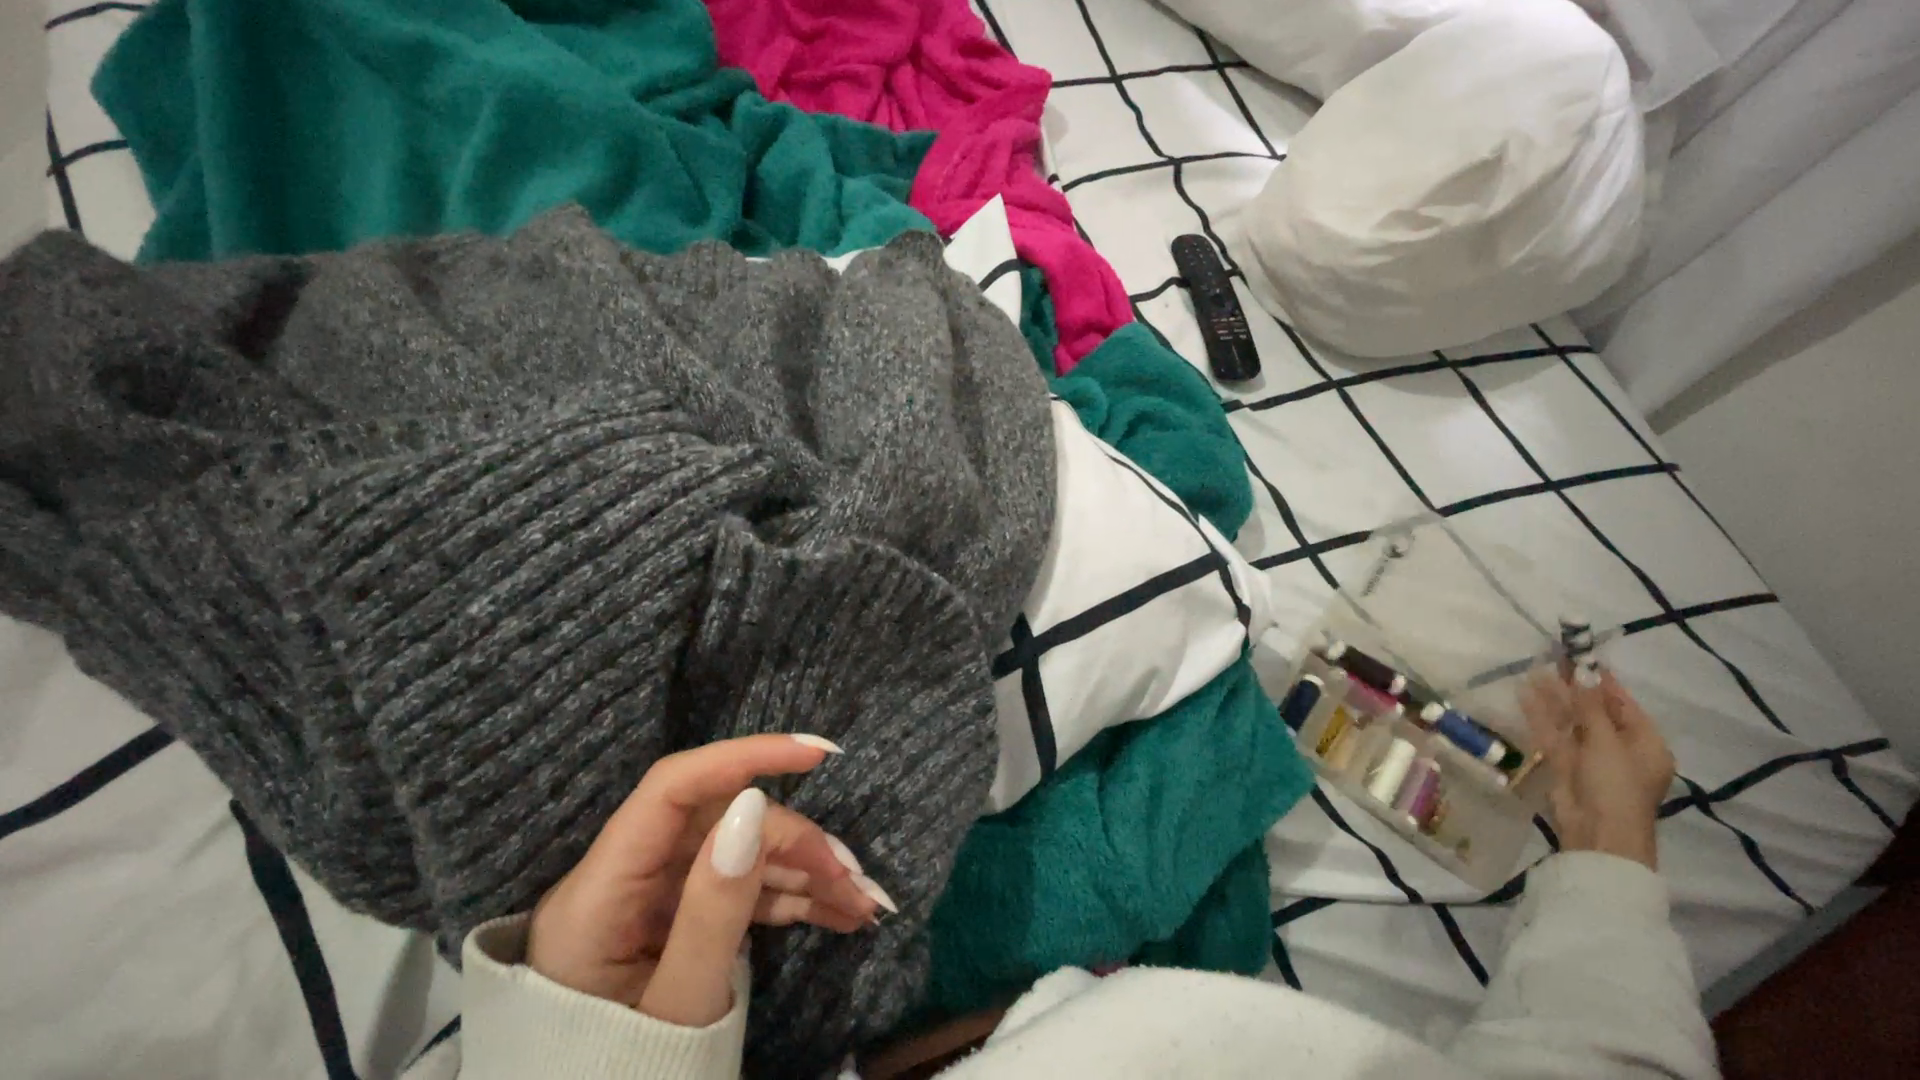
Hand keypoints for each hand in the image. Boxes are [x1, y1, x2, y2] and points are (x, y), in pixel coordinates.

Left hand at [526, 734, 887, 1026]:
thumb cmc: (624, 1073)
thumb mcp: (679, 1006)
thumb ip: (714, 910)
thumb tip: (754, 807)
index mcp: (600, 893)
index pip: (671, 789)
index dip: (744, 757)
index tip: (816, 754)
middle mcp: (623, 880)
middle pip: (719, 824)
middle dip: (794, 842)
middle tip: (852, 880)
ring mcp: (651, 899)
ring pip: (738, 855)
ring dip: (803, 872)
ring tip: (861, 903)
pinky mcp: (676, 919)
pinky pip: (737, 891)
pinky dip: (789, 899)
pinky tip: (836, 912)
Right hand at [1521, 670, 1675, 870]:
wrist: (1597, 831)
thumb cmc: (1616, 783)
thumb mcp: (1607, 741)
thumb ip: (1590, 705)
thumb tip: (1582, 670)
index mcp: (1645, 742)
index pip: (1623, 704)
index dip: (1602, 680)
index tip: (1582, 656)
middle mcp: (1619, 747)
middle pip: (1594, 710)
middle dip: (1574, 686)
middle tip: (1554, 658)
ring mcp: (1590, 756)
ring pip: (1570, 720)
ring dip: (1554, 698)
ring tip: (1534, 670)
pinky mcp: (1564, 764)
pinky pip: (1553, 734)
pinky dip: (1539, 715)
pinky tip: (1524, 694)